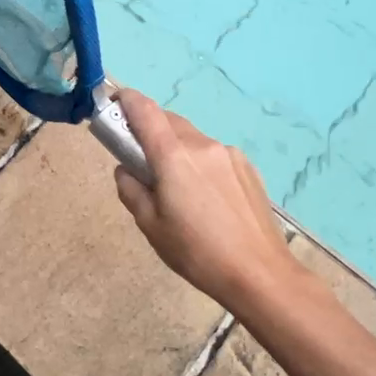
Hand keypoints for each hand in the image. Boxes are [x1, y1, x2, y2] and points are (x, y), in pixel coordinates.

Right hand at [112, 90, 308, 315]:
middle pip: (167, 120)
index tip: (113, 106)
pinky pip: (213, 154)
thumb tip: (126, 170)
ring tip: (176, 185)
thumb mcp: (150, 226)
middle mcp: (202, 144)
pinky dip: (199, 162)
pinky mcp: (248, 168)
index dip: (125, 99)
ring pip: (191, 138)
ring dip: (175, 148)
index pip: (144, 109)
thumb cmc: (197, 252)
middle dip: (148, 128)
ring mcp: (229, 154)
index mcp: (173, 155)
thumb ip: (130, 189)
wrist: (262, 276)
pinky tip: (205, 196)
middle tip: (139, 157)